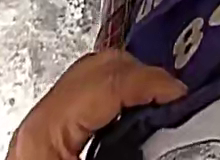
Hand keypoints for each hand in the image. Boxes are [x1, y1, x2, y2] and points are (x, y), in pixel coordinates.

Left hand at [8, 50, 186, 159]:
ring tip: (160, 103)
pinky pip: (87, 101)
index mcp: (47, 132)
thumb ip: (135, 154)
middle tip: (173, 96)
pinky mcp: (48, 141)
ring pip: (91, 78)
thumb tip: (174, 144)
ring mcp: (42, 129)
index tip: (179, 95)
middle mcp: (40, 122)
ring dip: (128, 84)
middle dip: (140, 75)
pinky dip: (115, 99)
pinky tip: (134, 117)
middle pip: (97, 68)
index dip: (148, 82)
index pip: (107, 82)